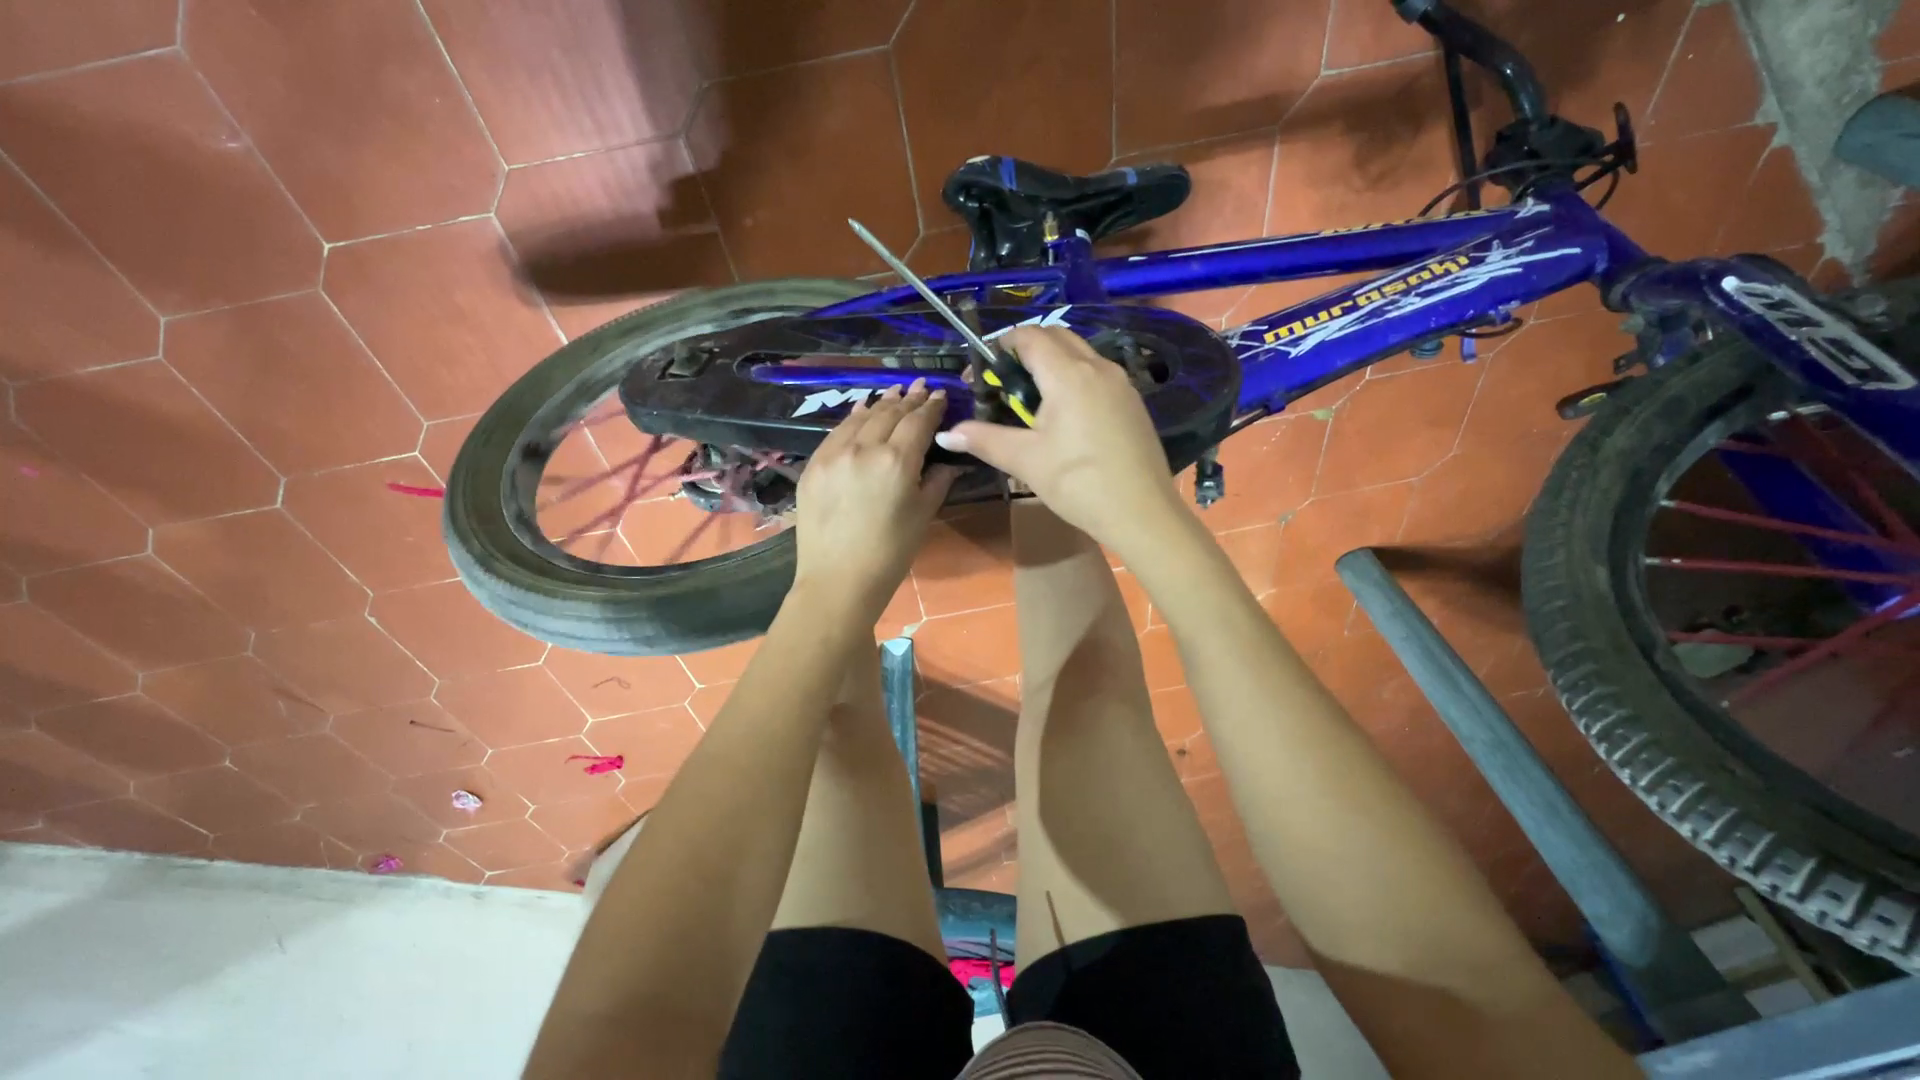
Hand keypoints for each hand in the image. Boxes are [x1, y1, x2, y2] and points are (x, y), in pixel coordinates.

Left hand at [792, 380, 957, 624]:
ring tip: (894, 393)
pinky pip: (836, 433)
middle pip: (889, 413)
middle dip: (908, 399)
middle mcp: (864, 448)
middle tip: (920, 388)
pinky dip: (852, 419)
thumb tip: (947, 463)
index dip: (931, 407)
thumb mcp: (923, 516)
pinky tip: (861, 411)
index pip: (918, 422)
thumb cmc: (890, 554)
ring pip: (861, 418)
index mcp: (897, 461)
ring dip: (880, 403)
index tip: (940, 396)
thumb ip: (936, 482)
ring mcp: (834, 455)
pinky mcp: (813, 466)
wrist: (838, 581)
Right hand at [934, 326, 1183, 547]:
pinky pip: (1097, 373)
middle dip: (1026, 349)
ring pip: (1080, 353)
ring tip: (1032, 400)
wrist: (1143, 513)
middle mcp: (1097, 367)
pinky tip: (1065, 416)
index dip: (1000, 345)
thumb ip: (985, 440)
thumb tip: (945, 434)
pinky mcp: (1132, 402)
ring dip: (1052, 362)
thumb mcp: (1026, 462)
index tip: (981, 370)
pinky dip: (1074, 377)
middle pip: (1056, 337)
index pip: (1029, 336)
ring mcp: (1121, 383)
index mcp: (1068, 375)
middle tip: (1004, 382)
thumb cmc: (1080, 484)